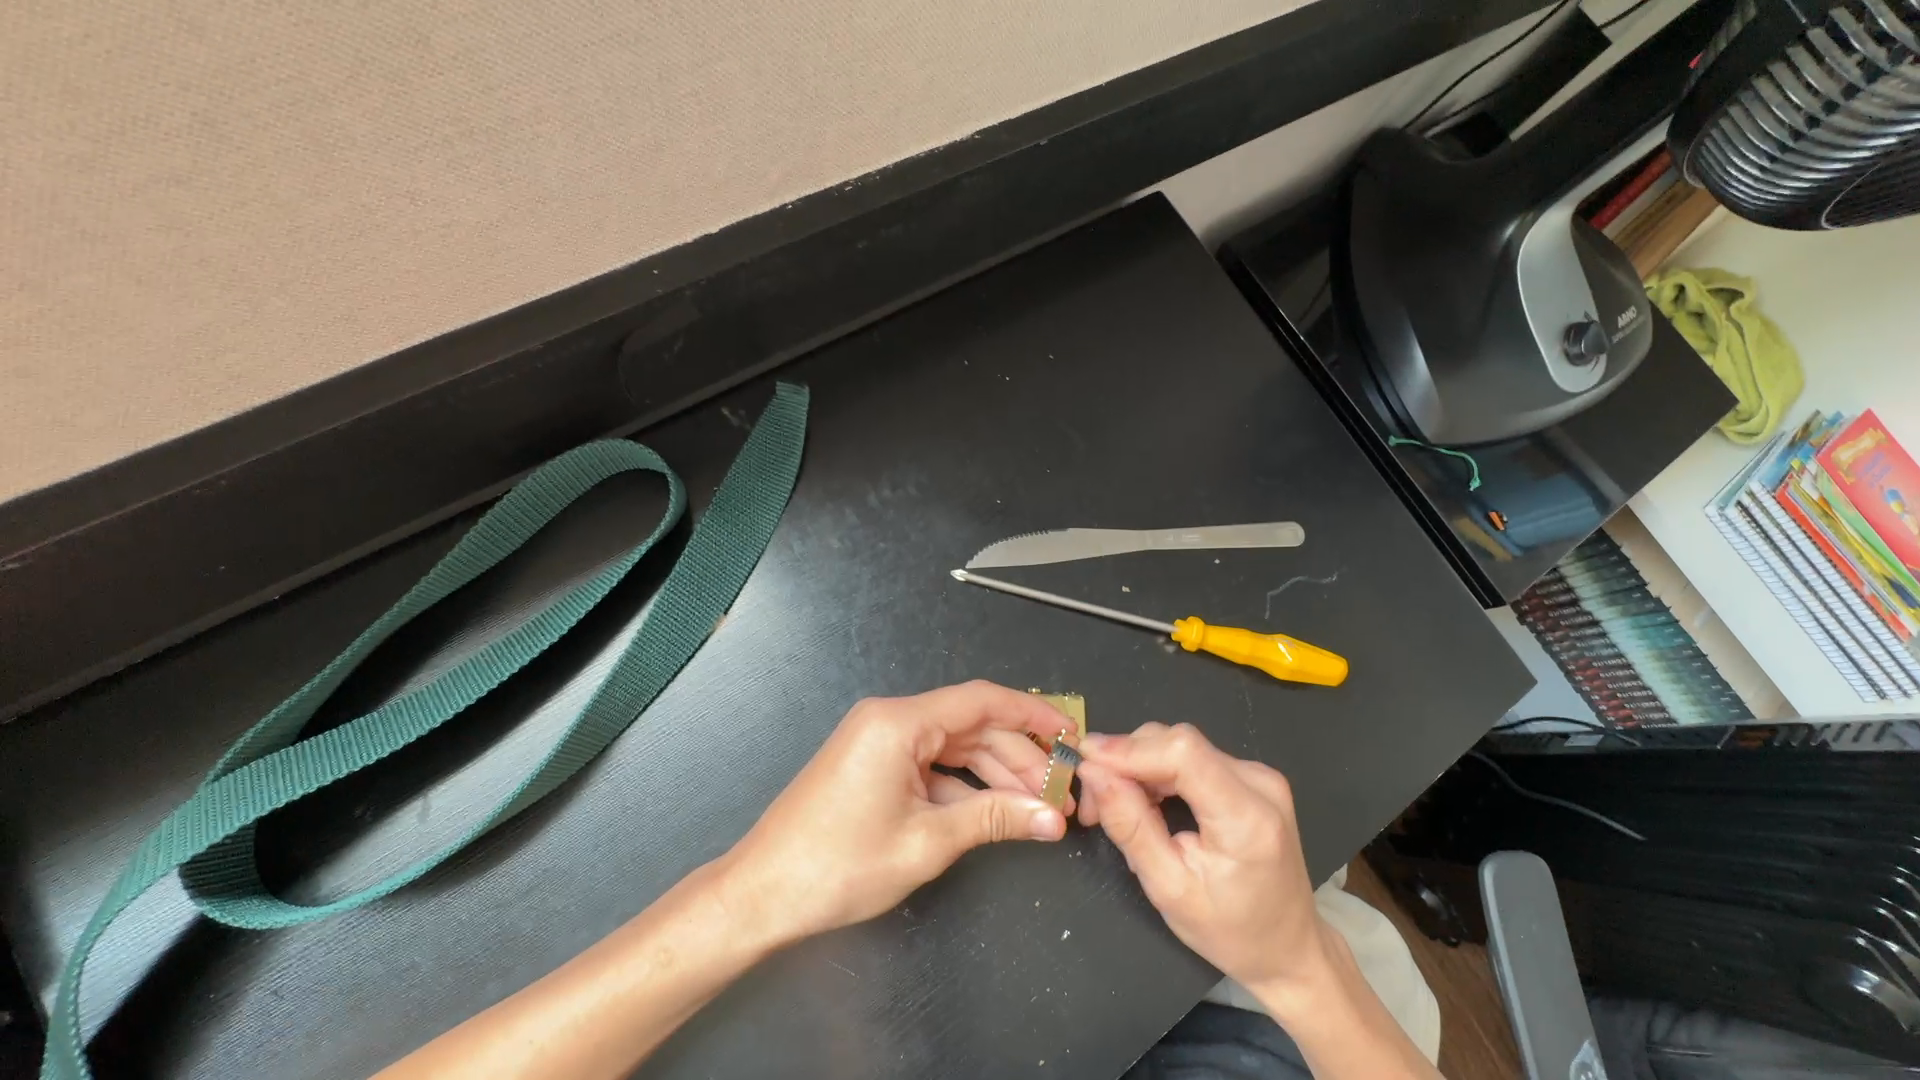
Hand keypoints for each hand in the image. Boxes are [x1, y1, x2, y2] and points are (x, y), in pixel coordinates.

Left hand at [719, 681, 1072, 943]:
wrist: (762, 894)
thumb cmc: (839, 865)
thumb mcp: (927, 841)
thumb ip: (995, 820)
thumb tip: (1051, 818)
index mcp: (899, 722)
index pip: (982, 701)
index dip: (1033, 715)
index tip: (1071, 734)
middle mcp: (889, 720)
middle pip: (971, 727)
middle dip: (1019, 758)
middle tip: (1061, 794)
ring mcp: (879, 743)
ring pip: (954, 748)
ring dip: (995, 775)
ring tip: (1039, 808)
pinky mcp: (873, 766)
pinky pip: (930, 766)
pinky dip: (963, 787)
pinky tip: (995, 812)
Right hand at [1075, 723, 1330, 1002]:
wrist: (1288, 947)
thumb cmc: (1230, 931)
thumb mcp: (1168, 890)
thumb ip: (1131, 827)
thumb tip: (1092, 772)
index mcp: (1247, 817)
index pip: (1183, 753)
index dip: (1129, 749)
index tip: (1084, 759)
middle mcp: (1259, 782)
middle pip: (1177, 743)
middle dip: (1125, 763)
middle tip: (1092, 806)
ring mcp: (1259, 775)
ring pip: (1179, 745)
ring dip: (1138, 767)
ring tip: (1114, 808)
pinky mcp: (1250, 776)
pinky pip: (1191, 757)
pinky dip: (1158, 772)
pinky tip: (1144, 802)